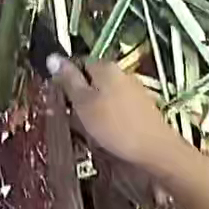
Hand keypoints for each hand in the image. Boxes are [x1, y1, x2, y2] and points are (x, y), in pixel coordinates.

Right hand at [47, 56, 189, 174]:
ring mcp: (133, 89)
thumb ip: (68, 79)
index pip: (78, 62)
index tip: (60, 100)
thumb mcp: (83, 103)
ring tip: (89, 130)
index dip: (66, 80)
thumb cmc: (115, 126)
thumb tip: (52, 57)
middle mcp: (120, 72)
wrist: (156, 151)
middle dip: (80, 97)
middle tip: (73, 118)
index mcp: (105, 66)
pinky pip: (117, 107)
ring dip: (94, 109)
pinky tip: (108, 134)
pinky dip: (109, 118)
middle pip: (91, 79)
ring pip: (104, 94)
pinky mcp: (142, 107)